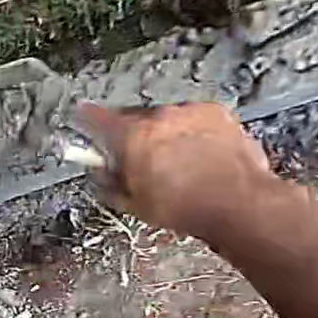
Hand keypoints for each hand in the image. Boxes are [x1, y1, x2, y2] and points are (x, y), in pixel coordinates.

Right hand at [73, 101, 279, 238]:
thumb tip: (99, 171)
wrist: (236, 202)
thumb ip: (108, 181)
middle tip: (134, 160)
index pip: (96, 118)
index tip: (81, 115)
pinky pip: (190, 118)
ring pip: (162, 118)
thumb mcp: (131, 203)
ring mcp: (189, 112)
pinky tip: (193, 154)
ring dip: (160, 134)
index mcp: (131, 137)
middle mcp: (159, 117)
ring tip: (170, 162)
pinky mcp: (215, 112)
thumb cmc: (184, 206)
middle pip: (132, 119)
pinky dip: (187, 131)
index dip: (85, 118)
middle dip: (129, 136)